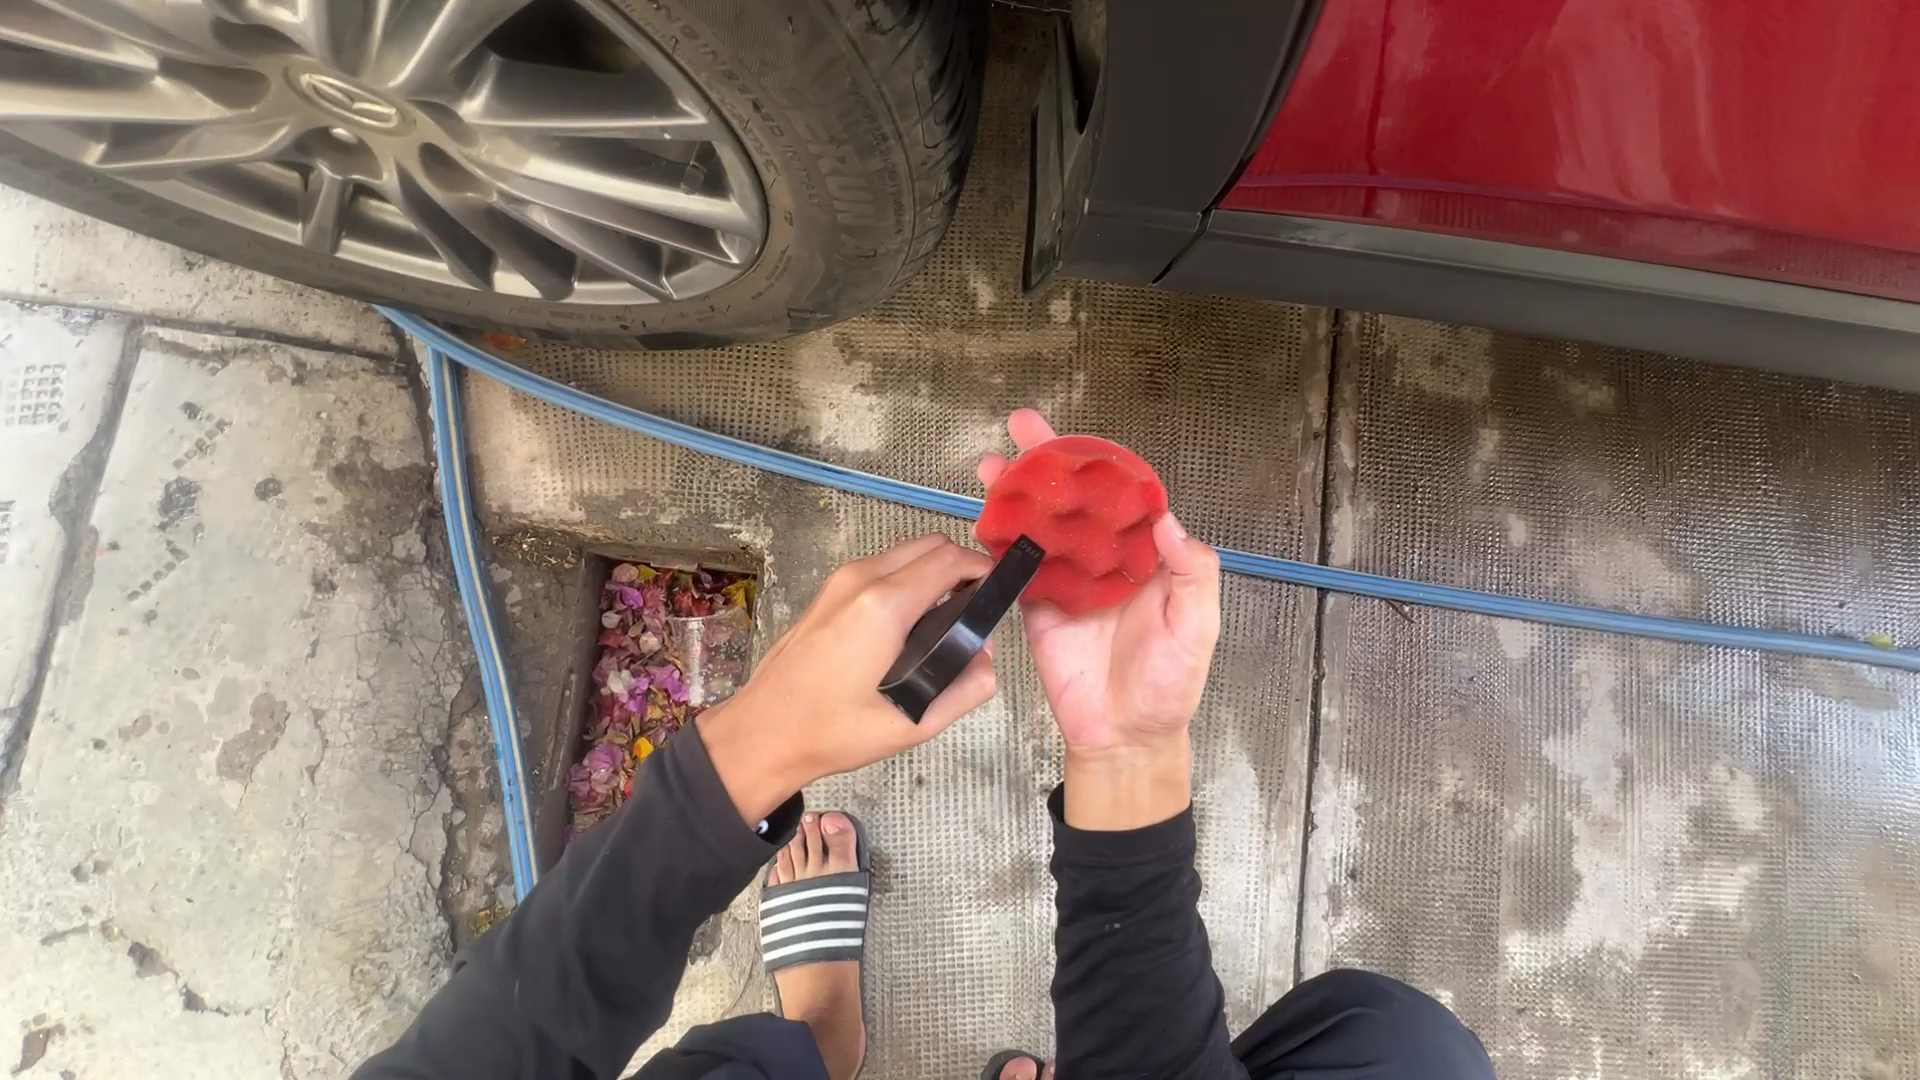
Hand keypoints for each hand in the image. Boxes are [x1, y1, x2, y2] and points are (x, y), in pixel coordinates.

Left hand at [698, 534, 999, 822]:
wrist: (764, 731)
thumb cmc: (835, 731)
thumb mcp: (912, 724)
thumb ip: (964, 689)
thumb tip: (986, 656)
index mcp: (884, 606)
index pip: (951, 560)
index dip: (983, 570)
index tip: (999, 594)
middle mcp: (862, 579)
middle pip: (931, 544)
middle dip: (962, 565)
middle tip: (976, 606)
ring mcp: (841, 580)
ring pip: (906, 551)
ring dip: (933, 569)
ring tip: (947, 614)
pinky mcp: (830, 589)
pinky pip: (883, 565)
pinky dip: (908, 576)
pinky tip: (912, 619)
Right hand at [976, 410, 1222, 758]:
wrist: (1124, 735)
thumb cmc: (1170, 684)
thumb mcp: (1197, 627)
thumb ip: (1192, 573)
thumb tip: (1168, 519)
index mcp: (1141, 557)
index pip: (1120, 497)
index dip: (1099, 463)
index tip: (1078, 438)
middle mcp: (1101, 560)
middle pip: (1071, 500)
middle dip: (1046, 462)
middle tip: (1023, 427)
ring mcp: (1065, 581)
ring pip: (1037, 526)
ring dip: (1014, 494)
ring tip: (992, 465)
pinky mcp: (1036, 606)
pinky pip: (1015, 569)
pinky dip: (998, 542)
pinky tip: (983, 517)